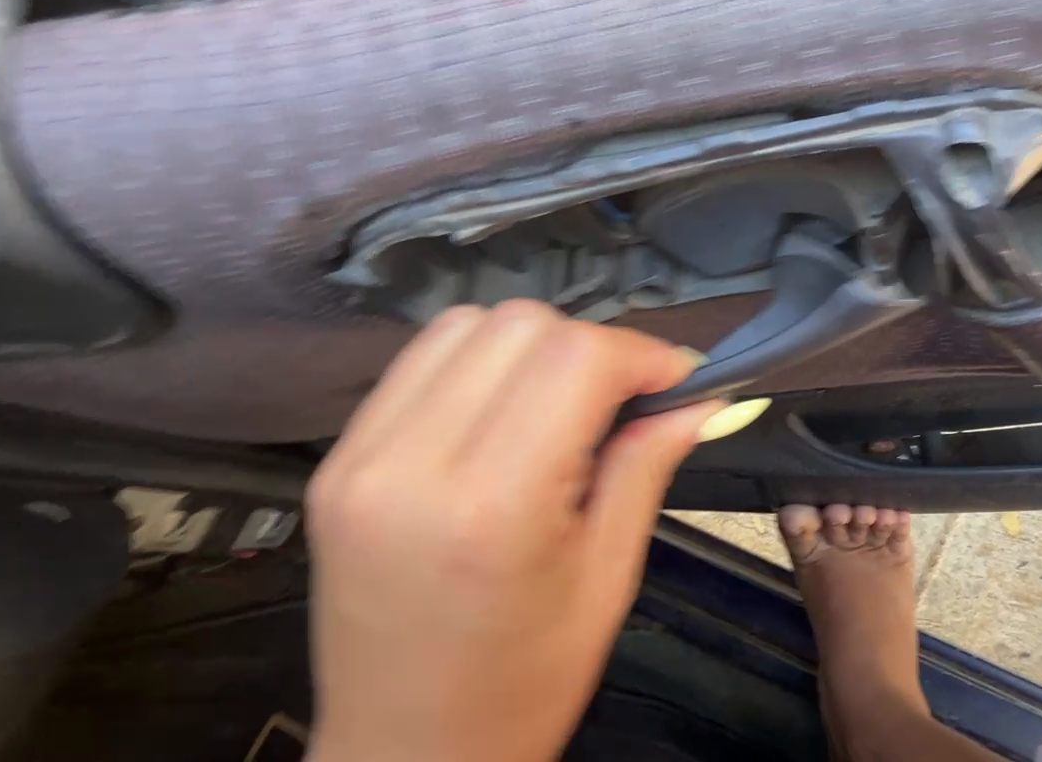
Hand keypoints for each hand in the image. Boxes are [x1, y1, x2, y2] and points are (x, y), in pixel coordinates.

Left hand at [303, 301, 723, 761]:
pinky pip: (422, 360)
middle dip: (592, 346)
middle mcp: (412, 465)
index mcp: (492, 506)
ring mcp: (361, 458)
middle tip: (622, 398)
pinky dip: (480, 360)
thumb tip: (704, 395)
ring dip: (534, 345)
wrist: (403, 757)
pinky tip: (506, 408)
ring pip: (469, 324)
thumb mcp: (609, 576)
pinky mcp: (337, 460)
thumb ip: (650, 463)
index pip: (577, 358)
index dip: (641, 353)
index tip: (675, 381)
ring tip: (562, 403)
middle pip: (522, 324)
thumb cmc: (523, 681)